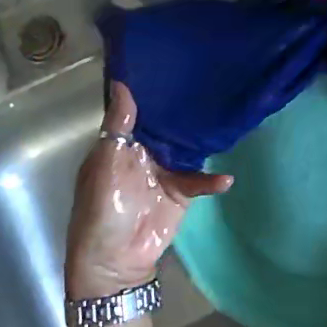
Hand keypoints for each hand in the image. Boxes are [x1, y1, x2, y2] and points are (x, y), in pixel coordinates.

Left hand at [65, 82, 232, 300]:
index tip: (171, 65)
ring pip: (186, 150)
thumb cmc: (102, 210)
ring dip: (201, 141)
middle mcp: (143, 154)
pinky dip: (212, 180)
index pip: (137, 112)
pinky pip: (199, 181)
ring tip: (223, 119)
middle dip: (182, 112)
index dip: (150, 92)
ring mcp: (164, 173)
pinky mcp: (181, 193)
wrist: (115, 261)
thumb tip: (122, 84)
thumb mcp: (105, 166)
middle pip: (166, 128)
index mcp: (119, 144)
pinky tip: (225, 180)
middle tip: (208, 84)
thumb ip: (118, 127)